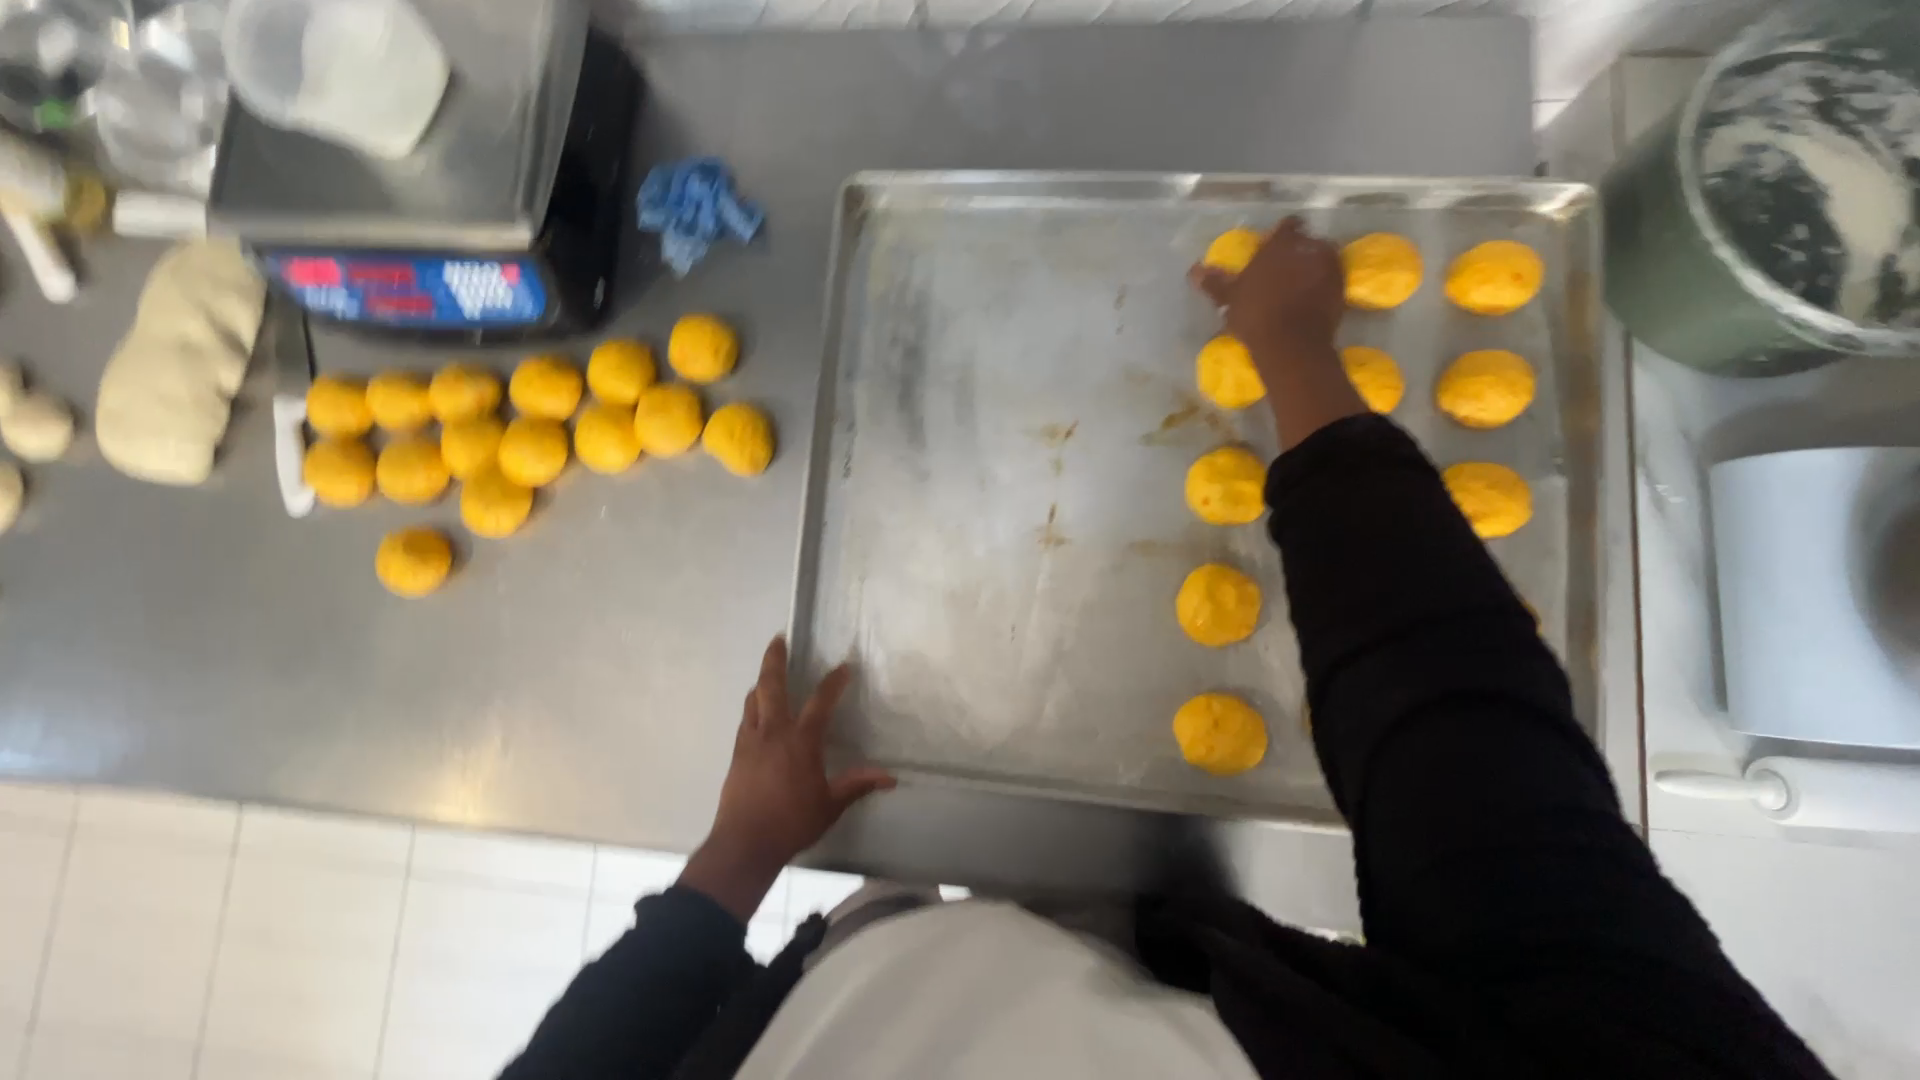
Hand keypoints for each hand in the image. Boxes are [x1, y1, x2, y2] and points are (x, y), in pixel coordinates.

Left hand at [679, 637, 895, 921]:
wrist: (744, 843)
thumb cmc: (791, 823)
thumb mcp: (830, 805)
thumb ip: (857, 785)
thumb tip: (890, 778)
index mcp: (801, 741)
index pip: (820, 702)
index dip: (834, 682)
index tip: (844, 666)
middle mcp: (773, 733)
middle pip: (771, 686)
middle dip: (775, 660)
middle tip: (778, 639)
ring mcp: (750, 742)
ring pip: (753, 702)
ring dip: (761, 684)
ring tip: (766, 675)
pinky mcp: (736, 756)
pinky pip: (745, 721)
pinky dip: (752, 709)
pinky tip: (755, 714)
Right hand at [1189, 216, 1364, 449]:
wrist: (1291, 345)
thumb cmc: (1255, 316)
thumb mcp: (1229, 298)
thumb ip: (1215, 282)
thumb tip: (1194, 270)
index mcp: (1281, 243)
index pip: (1287, 225)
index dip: (1281, 235)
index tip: (1272, 248)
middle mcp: (1309, 247)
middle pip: (1307, 241)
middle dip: (1298, 250)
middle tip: (1283, 269)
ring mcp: (1330, 267)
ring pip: (1322, 258)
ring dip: (1312, 266)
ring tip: (1298, 285)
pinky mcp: (1341, 289)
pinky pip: (1331, 279)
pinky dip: (1322, 285)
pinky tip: (1310, 300)